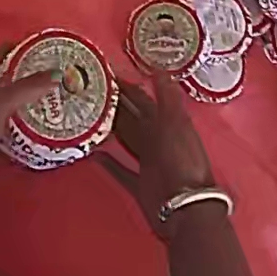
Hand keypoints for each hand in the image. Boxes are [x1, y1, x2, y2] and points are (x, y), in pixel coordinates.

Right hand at [95, 74, 215, 239]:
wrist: (186, 208)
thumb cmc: (181, 160)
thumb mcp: (176, 122)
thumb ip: (167, 96)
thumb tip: (157, 67)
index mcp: (165, 123)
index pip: (143, 99)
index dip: (128, 86)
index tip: (108, 74)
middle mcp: (156, 139)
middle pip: (132, 117)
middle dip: (115, 105)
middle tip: (91, 92)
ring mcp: (148, 162)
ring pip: (126, 139)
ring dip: (111, 128)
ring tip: (89, 117)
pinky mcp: (139, 184)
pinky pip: (121, 170)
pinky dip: (108, 162)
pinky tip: (94, 154)